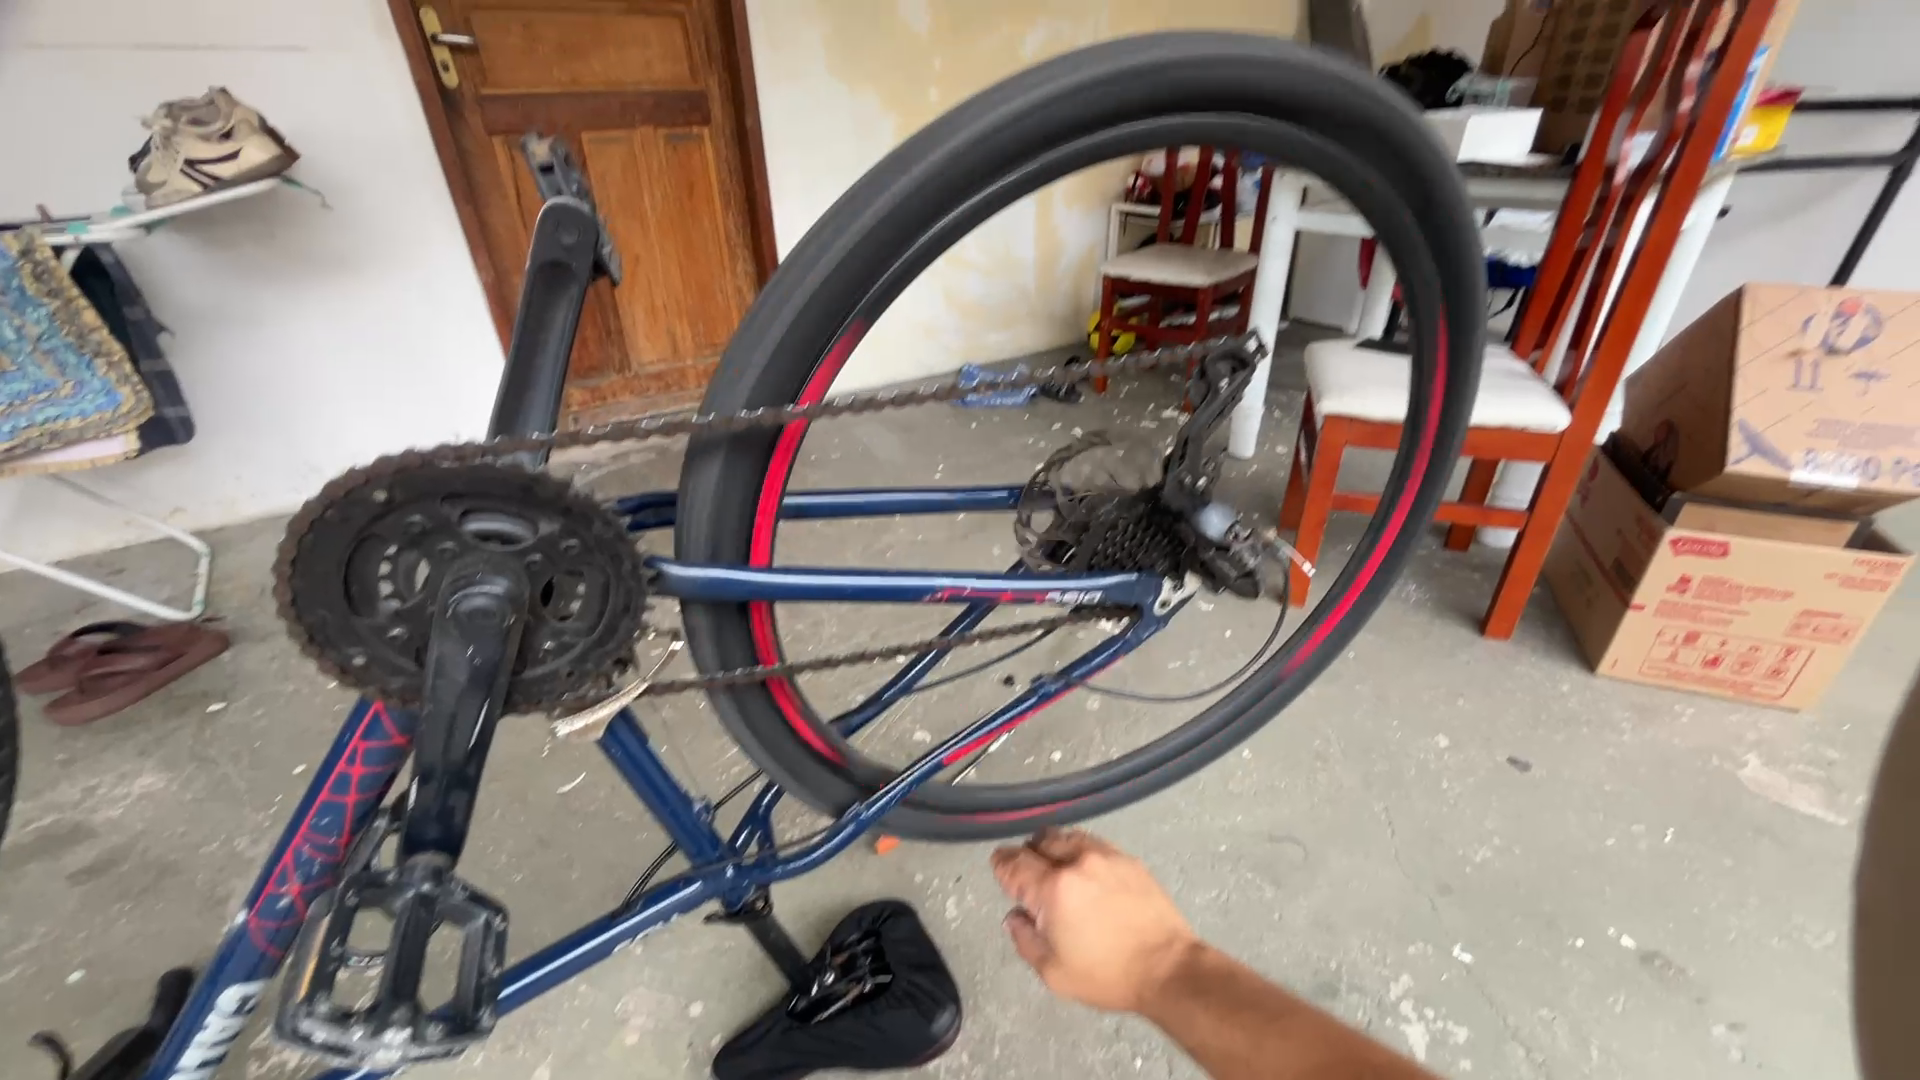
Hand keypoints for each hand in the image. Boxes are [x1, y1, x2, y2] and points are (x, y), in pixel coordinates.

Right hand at [991, 828, 1201, 1012]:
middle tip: (1027, 874)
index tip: (999, 868)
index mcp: (1053, 888)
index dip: (1001, 865)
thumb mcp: (1054, 973)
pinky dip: (1079, 851)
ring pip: (1066, 836)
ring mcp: (1104, 855)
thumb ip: (1025, 940)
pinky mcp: (1127, 858)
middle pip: (1039, 841)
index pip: (1014, 863)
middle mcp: (1076, 861)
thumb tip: (1015, 915)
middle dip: (1027, 855)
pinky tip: (1085, 871)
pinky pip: (1092, 843)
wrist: (1168, 968)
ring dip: (1053, 848)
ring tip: (1055, 868)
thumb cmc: (1108, 975)